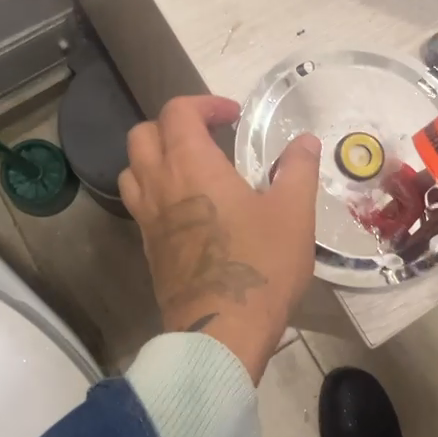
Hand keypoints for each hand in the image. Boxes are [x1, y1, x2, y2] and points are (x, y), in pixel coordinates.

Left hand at [118, 95, 321, 382]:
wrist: (221, 332)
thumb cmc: (259, 265)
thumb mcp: (293, 213)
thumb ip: (298, 170)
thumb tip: (305, 142)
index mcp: (191, 164)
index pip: (178, 111)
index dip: (204, 103)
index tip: (233, 116)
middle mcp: (160, 183)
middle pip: (144, 134)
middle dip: (173, 125)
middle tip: (209, 137)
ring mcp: (147, 218)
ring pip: (132, 168)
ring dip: (156, 157)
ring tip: (191, 168)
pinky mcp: (148, 247)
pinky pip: (139, 203)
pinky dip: (155, 190)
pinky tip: (188, 209)